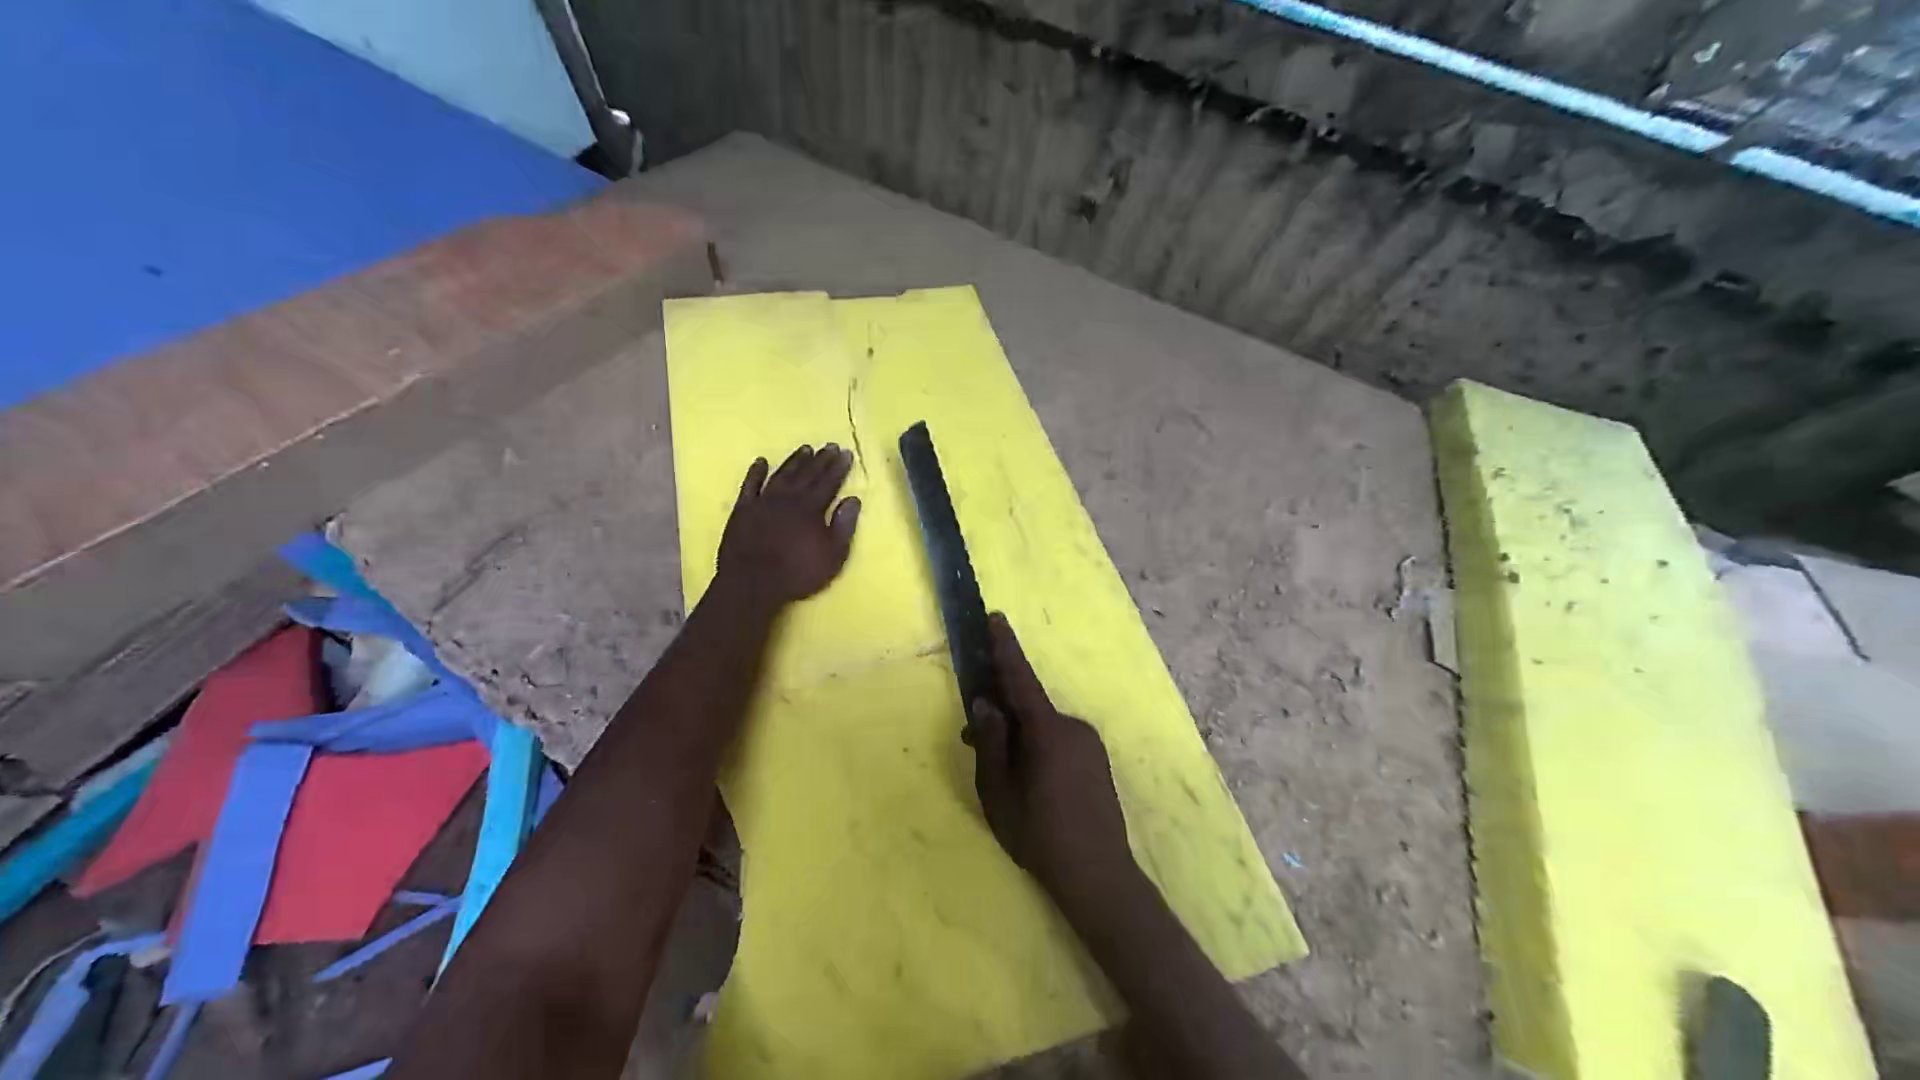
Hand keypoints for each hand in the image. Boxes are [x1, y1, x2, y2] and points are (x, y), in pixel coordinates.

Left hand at [716, 444, 859, 604]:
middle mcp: (788, 498)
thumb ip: (844, 526)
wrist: (752, 583)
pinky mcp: (743, 510)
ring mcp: (763, 502)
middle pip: (807, 474)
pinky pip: (750, 485)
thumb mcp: (833, 556)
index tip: (845, 453)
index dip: (838, 467)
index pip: (828, 482)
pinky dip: (756, 472)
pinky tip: (761, 462)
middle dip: (821, 459)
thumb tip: (853, 499)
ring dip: (794, 461)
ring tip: (805, 449)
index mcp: (811, 508)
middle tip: (830, 445)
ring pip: (782, 474)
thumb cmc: (797, 573)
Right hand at [966, 614, 1135, 903]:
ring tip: (1000, 771)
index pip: (1020, 679)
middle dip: (1000, 714)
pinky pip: (1059, 740)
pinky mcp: (1097, 760)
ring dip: (1019, 736)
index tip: (996, 617)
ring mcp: (1089, 743)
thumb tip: (985, 703)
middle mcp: (1073, 727)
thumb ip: (991, 741)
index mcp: (1047, 730)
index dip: (1005, 648)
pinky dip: (1038, 747)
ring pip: (1043, 727)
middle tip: (972, 738)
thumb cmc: (1039, 835)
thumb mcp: (999, 791)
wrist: (1099, 875)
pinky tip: (1029, 780)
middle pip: (1029, 708)